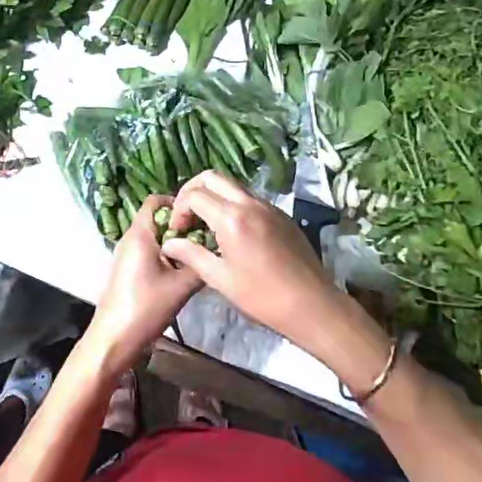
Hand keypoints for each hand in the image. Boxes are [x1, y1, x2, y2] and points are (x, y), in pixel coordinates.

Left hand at [83, 195, 200, 369]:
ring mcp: (127, 254)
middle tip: (207, 238)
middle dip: (182, 225)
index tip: (201, 217)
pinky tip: (183, 272)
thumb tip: (218, 251)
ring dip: (176, 242)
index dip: (178, 203)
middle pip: (157, 218)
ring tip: (199, 255)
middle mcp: (130, 239)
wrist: (114, 339)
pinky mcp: (128, 269)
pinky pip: (149, 251)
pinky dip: (166, 255)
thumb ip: (200, 265)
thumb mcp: (181, 286)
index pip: (156, 201)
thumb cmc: (145, 308)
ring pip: (155, 237)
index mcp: (139, 234)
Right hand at [161, 172, 391, 389]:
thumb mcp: (220, 278)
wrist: (312, 304)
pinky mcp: (281, 215)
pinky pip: (250, 198)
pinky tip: (231, 230)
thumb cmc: (262, 296)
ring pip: (233, 185)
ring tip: (206, 222)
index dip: (179, 209)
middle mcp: (250, 204)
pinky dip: (233, 204)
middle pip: (212, 177)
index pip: (194, 195)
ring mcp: (268, 207)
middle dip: (193, 190)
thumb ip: (191, 255)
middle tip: (186, 215)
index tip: (177, 230)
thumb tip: (169, 243)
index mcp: (232, 218)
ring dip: (214, 195)